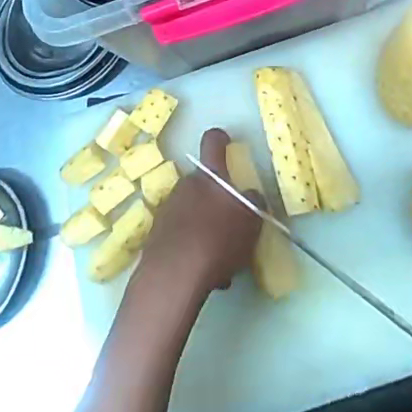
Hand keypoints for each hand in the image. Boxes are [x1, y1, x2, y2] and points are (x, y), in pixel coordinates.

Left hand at [132, 128, 260, 298]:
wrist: (175, 273)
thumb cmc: (218, 239)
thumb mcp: (251, 221)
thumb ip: (253, 202)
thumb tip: (250, 194)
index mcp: (210, 177)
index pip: (213, 142)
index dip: (221, 138)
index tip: (227, 141)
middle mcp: (186, 185)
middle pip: (205, 185)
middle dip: (218, 203)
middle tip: (234, 229)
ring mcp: (169, 207)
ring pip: (194, 213)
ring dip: (208, 230)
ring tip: (224, 262)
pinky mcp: (157, 232)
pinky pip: (183, 235)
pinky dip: (195, 249)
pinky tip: (208, 273)